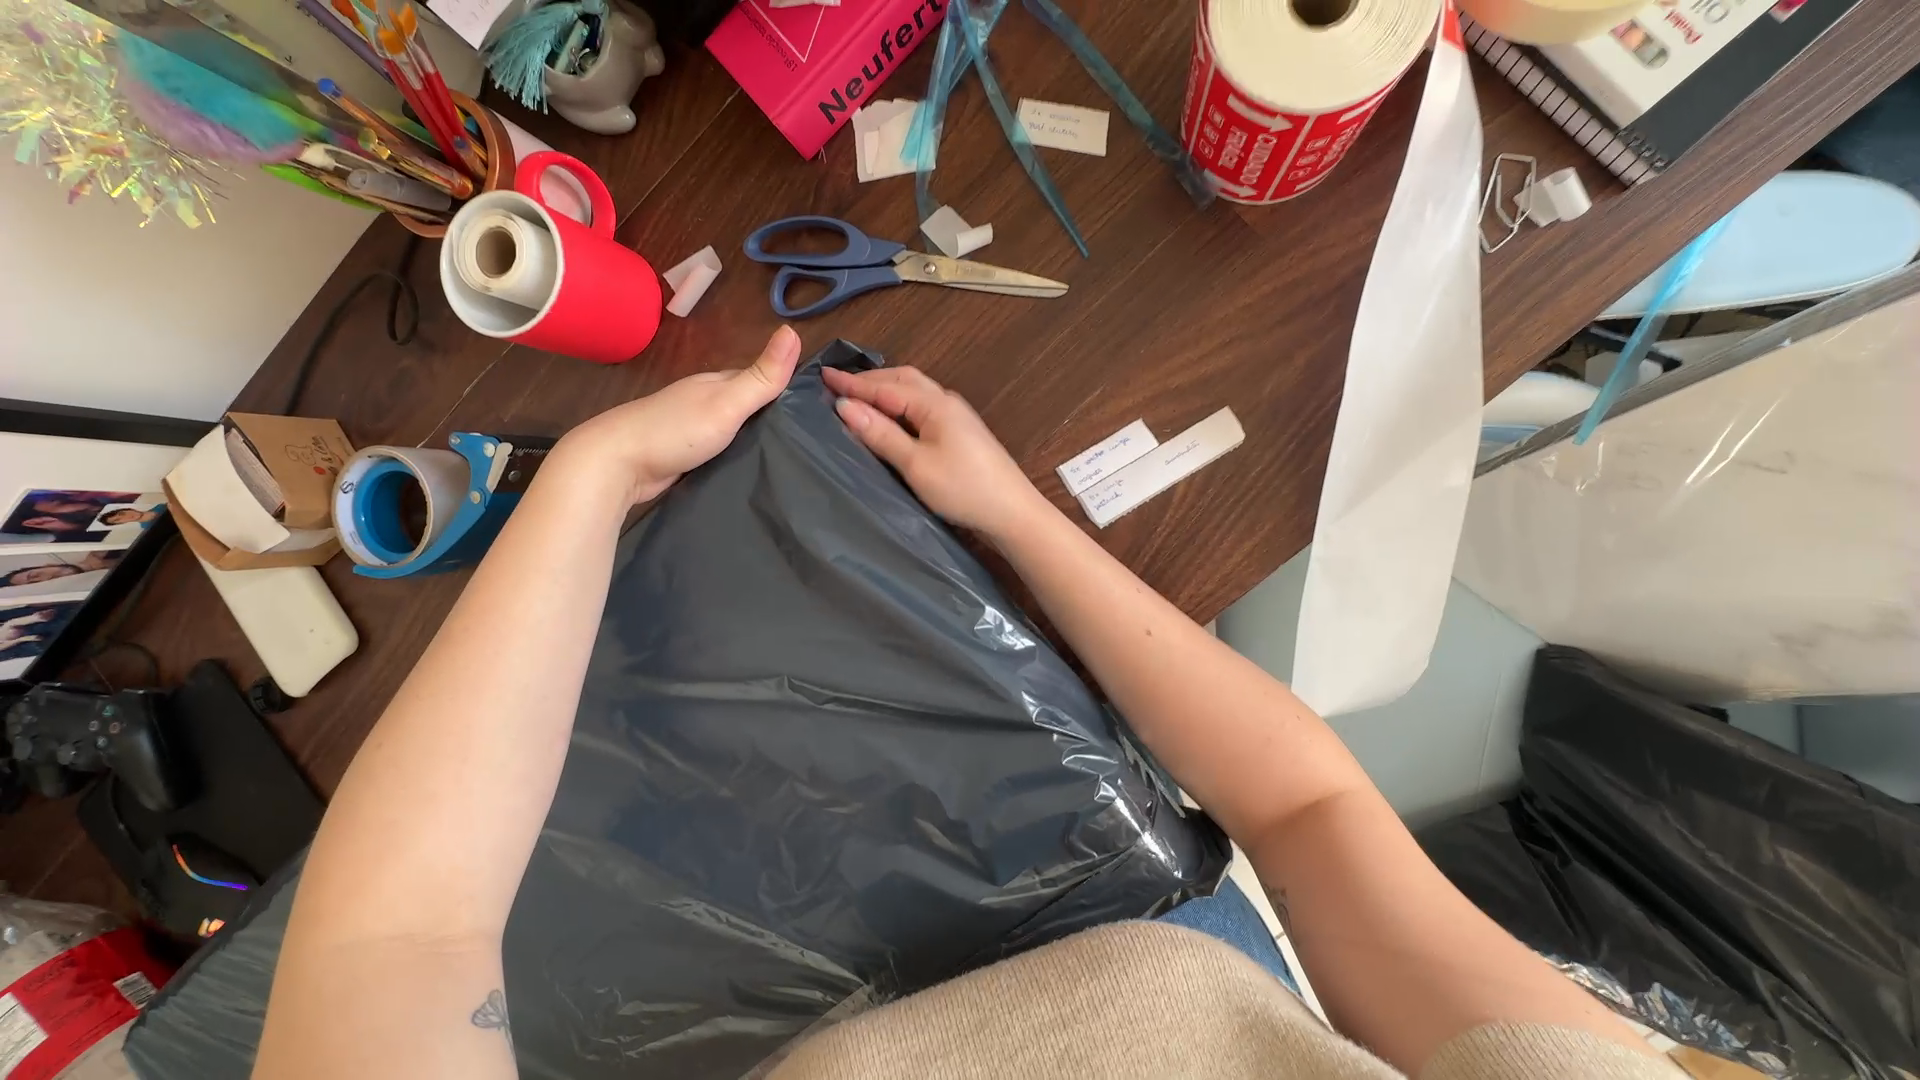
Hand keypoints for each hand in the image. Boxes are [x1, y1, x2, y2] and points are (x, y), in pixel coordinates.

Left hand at [554, 327, 802, 505]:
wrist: (617, 465)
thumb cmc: (675, 430)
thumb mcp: (727, 402)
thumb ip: (761, 376)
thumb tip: (793, 331)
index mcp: (717, 383)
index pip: (762, 379)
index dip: (790, 388)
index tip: (822, 406)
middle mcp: (706, 401)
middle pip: (749, 404)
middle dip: (776, 415)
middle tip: (811, 436)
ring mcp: (693, 428)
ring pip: (736, 428)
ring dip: (757, 437)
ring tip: (790, 455)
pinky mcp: (686, 454)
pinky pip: (722, 450)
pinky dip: (738, 454)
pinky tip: (752, 468)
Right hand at [822, 365, 1050, 541]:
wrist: (1012, 512)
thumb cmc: (963, 489)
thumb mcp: (915, 465)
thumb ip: (881, 434)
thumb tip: (846, 407)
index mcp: (934, 404)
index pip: (885, 386)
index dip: (853, 383)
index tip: (823, 376)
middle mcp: (946, 402)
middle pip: (902, 380)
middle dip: (869, 380)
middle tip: (838, 383)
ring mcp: (956, 416)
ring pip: (914, 391)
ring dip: (885, 390)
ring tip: (858, 396)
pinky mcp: (961, 433)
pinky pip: (922, 406)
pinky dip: (899, 404)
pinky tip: (890, 417)